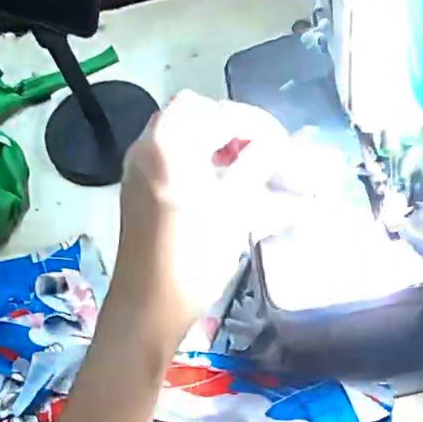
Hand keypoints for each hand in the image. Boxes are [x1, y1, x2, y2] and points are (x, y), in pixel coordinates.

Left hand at [115, 91, 288, 344]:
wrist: (147, 308)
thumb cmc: (194, 262)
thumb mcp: (234, 212)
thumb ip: (254, 167)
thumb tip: (273, 144)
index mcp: (169, 146)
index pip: (220, 113)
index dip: (257, 125)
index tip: (283, 144)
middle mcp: (147, 146)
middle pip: (195, 113)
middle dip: (233, 125)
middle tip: (263, 148)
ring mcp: (139, 168)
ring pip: (181, 132)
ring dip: (216, 139)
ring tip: (247, 163)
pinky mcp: (139, 190)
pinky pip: (170, 155)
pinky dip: (199, 157)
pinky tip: (221, 182)